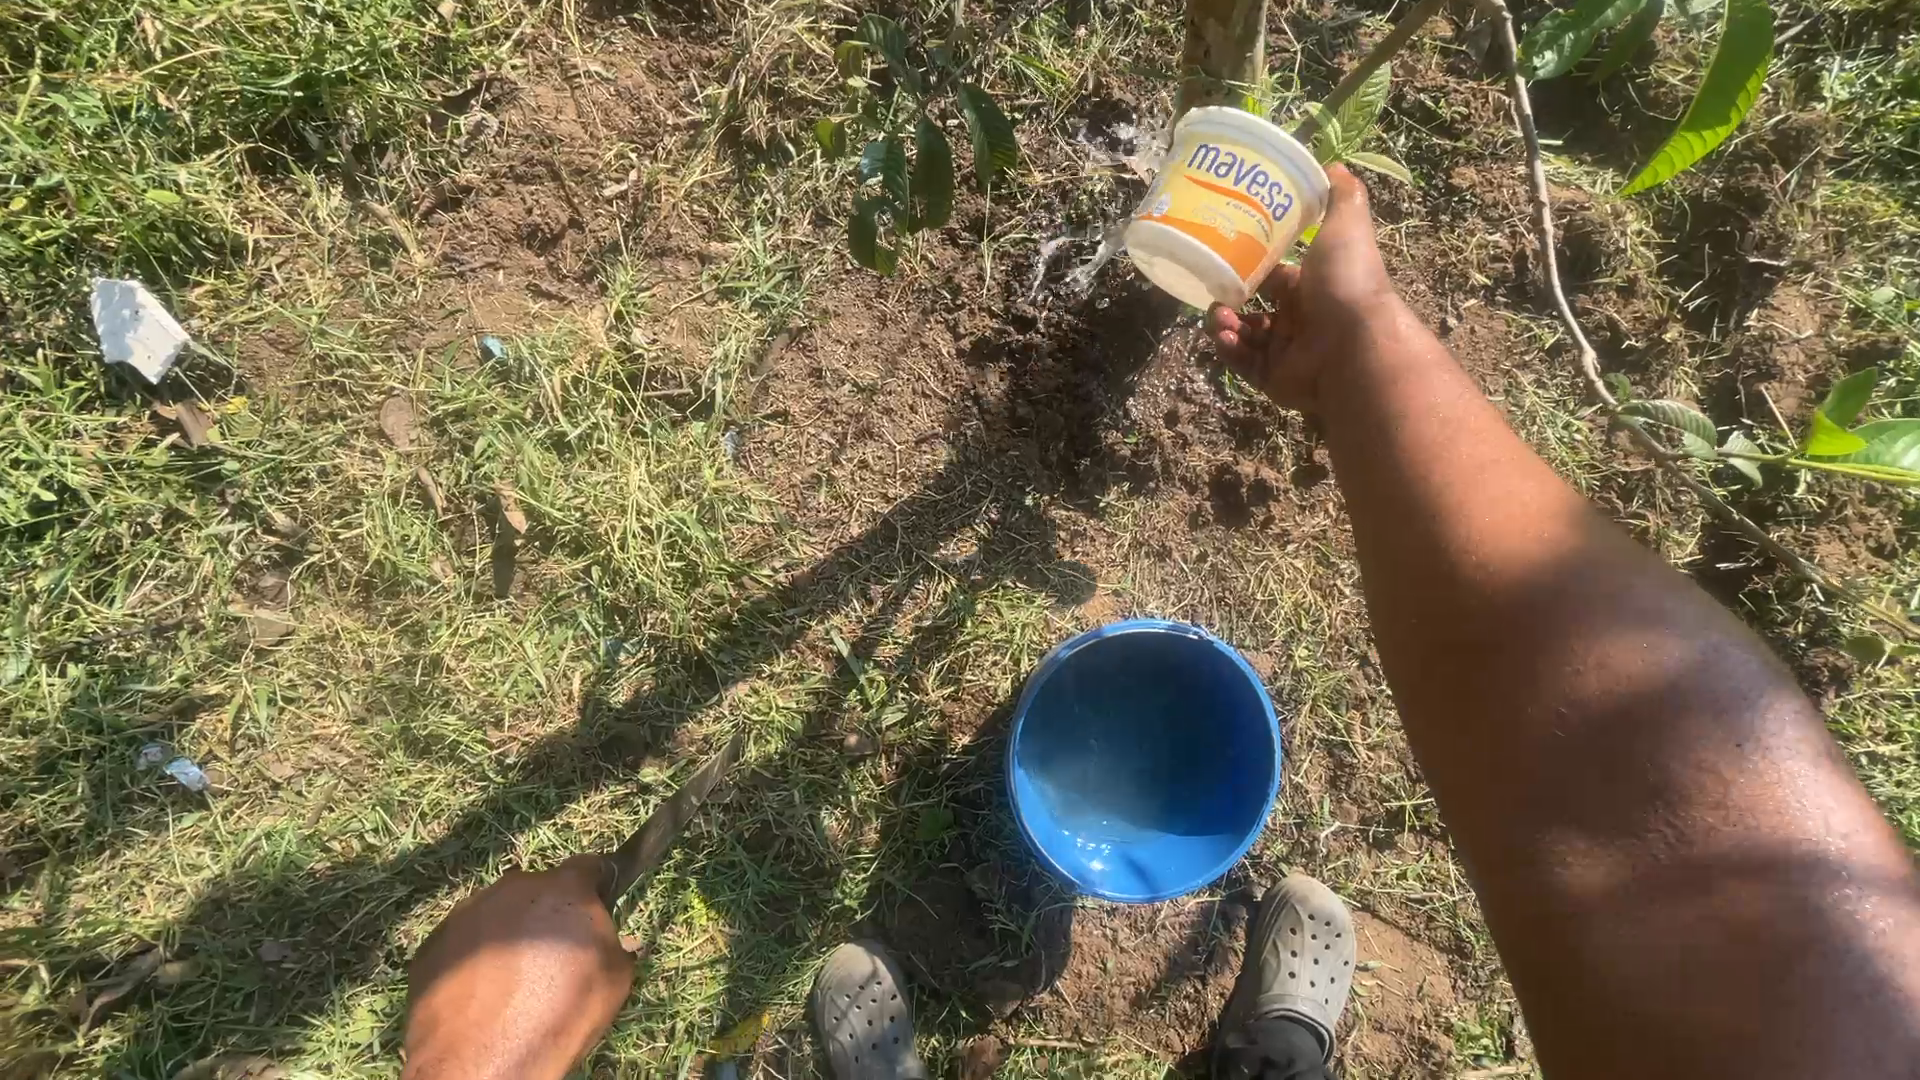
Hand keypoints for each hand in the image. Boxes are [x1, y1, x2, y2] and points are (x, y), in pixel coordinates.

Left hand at [403, 855, 633, 1079]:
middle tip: (551, 953)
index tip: (596, 909)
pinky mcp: (431, 946)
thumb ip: (613, 940)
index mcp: (564, 887)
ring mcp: (466, 914)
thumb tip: (603, 939)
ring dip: (508, 932)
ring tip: (509, 977)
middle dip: (547, 912)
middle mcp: (514, 888)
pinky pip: (463, 940)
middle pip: (538, 890)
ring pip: (497, 913)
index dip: (594, 887)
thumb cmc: (561, 1012)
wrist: (482, 1064)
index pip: (588, 867)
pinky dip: (474, 956)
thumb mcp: (615, 974)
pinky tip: (478, 992)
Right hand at [1205, 165, 1398, 410]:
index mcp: (1313, 286)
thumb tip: (1332, 163)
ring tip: (1217, 317)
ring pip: (1242, 336)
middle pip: (1252, 309)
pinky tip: (1223, 336)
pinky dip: (1229, 349)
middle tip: (1213, 294)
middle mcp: (1299, 319)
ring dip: (1224, 325)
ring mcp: (1284, 351)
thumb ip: (1339, 195)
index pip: (1274, 276)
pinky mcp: (1271, 378)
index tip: (1226, 257)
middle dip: (1228, 301)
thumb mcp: (1346, 225)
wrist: (1352, 343)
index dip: (1251, 267)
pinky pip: (1241, 363)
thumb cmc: (1346, 281)